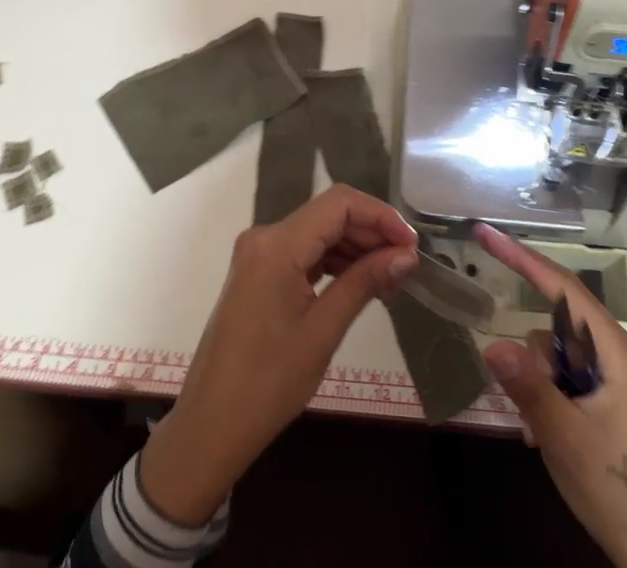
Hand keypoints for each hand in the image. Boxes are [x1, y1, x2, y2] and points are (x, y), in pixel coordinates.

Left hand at [140, 185, 419, 523]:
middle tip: (408, 266)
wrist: (213, 423)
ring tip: (390, 280)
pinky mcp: (257, 275)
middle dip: (372, 232)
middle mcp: (263, 238)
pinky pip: (303, 253)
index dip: (381, 216)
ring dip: (355, 248)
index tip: (413, 246)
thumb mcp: (324, 330)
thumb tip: (406, 255)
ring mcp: (257, 256)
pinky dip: (334, 262)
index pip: (339, 203)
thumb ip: (364, 282)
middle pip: (328, 214)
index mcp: (276, 245)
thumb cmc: (269, 381)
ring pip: (317, 233)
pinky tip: (360, 284)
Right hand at [476, 224, 626, 567]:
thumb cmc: (609, 481)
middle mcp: (615, 351)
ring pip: (553, 349)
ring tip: (537, 429)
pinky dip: (543, 392)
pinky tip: (541, 432)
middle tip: (509, 369)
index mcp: (615, 351)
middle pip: (556, 319)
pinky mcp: (602, 391)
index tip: (487, 235)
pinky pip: (560, 372)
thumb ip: (528, 385)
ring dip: (534, 379)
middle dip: (528, 347)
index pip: (564, 289)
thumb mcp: (562, 434)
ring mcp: (609, 372)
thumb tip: (492, 342)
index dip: (524, 258)